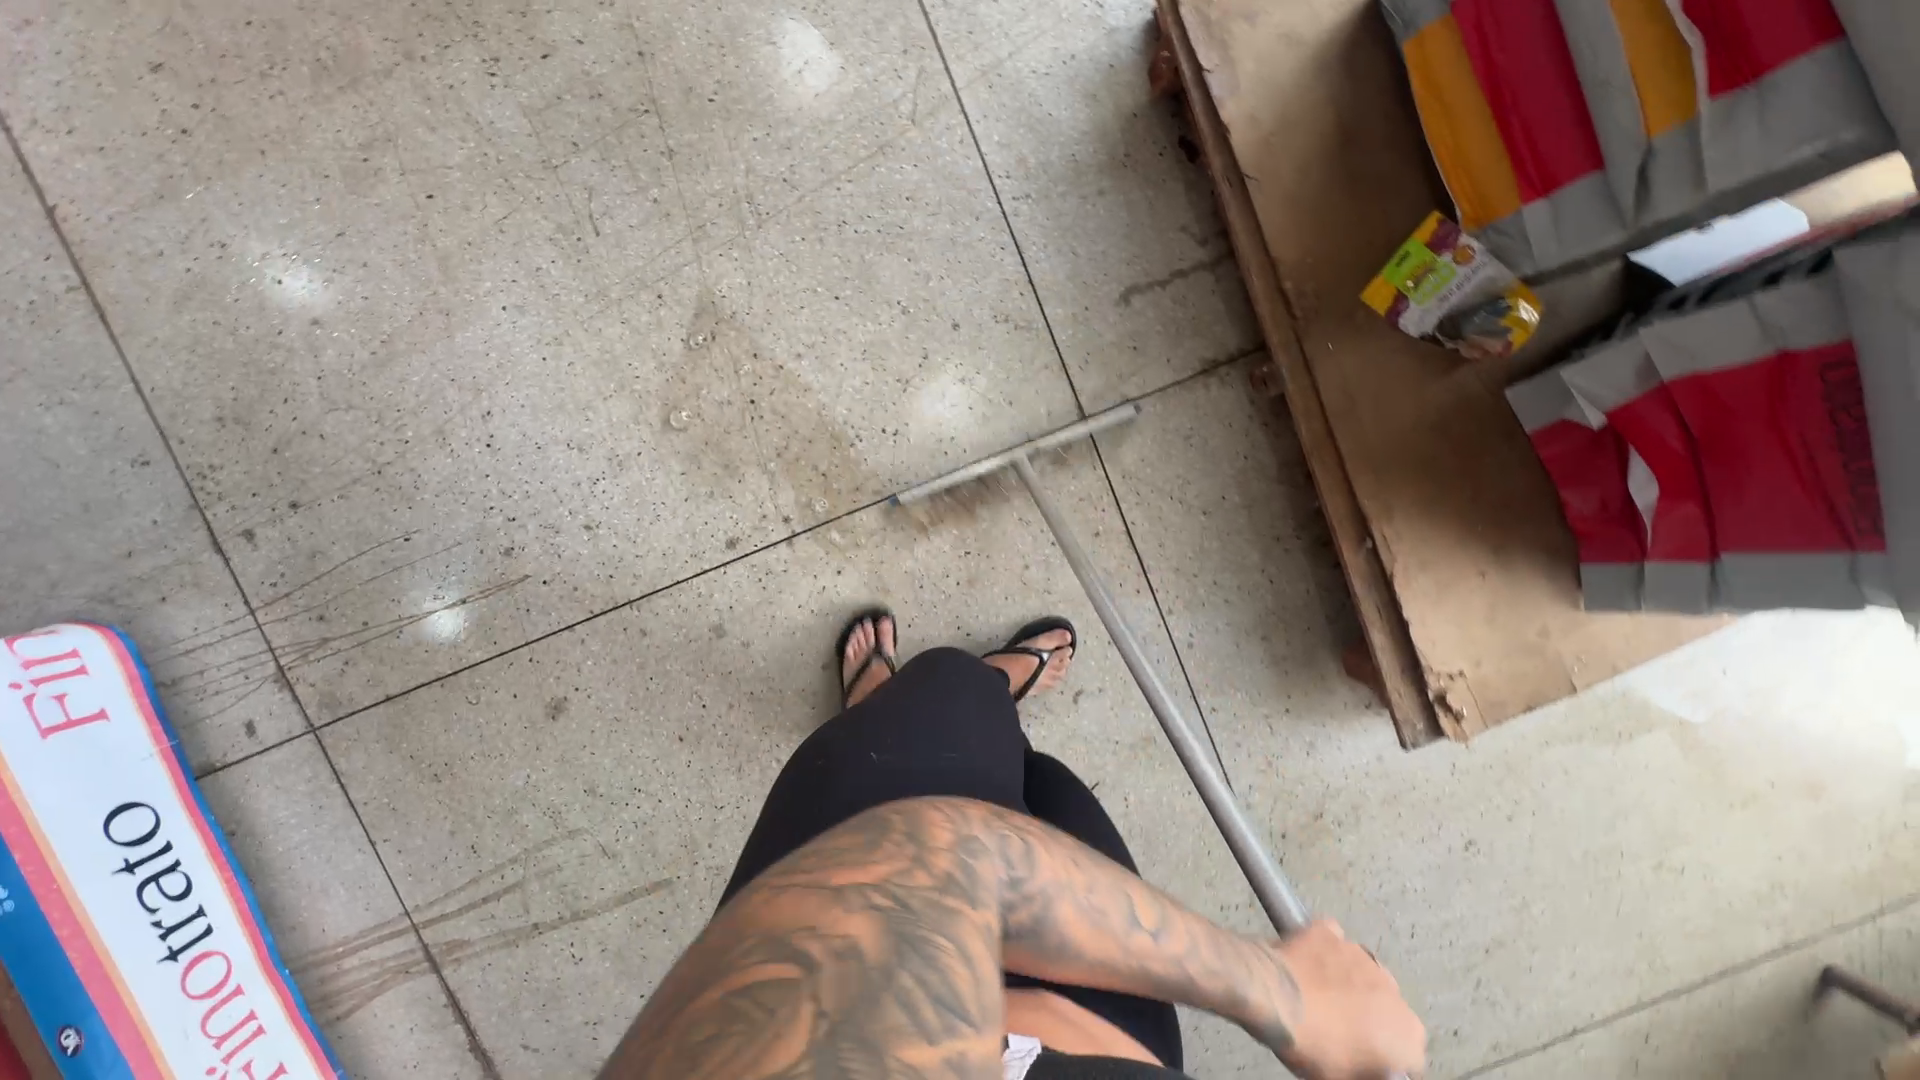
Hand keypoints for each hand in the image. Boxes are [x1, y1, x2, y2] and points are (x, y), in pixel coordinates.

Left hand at [1264, 920, 1425, 1079]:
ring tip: (1320, 990)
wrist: (1275, 997)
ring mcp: (1359, 954)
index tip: (1366, 1057)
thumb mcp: (1345, 1077)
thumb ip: (1368, 1070)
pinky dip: (1324, 947)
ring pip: (1362, 970)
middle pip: (1387, 1005)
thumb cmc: (1313, 1046)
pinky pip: (1332, 939)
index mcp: (1407, 1033)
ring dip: (1349, 979)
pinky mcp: (1330, 932)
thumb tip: (1367, 1065)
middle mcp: (1392, 989)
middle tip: (1341, 1022)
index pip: (1408, 1052)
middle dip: (1370, 1012)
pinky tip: (1308, 960)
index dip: (1386, 1056)